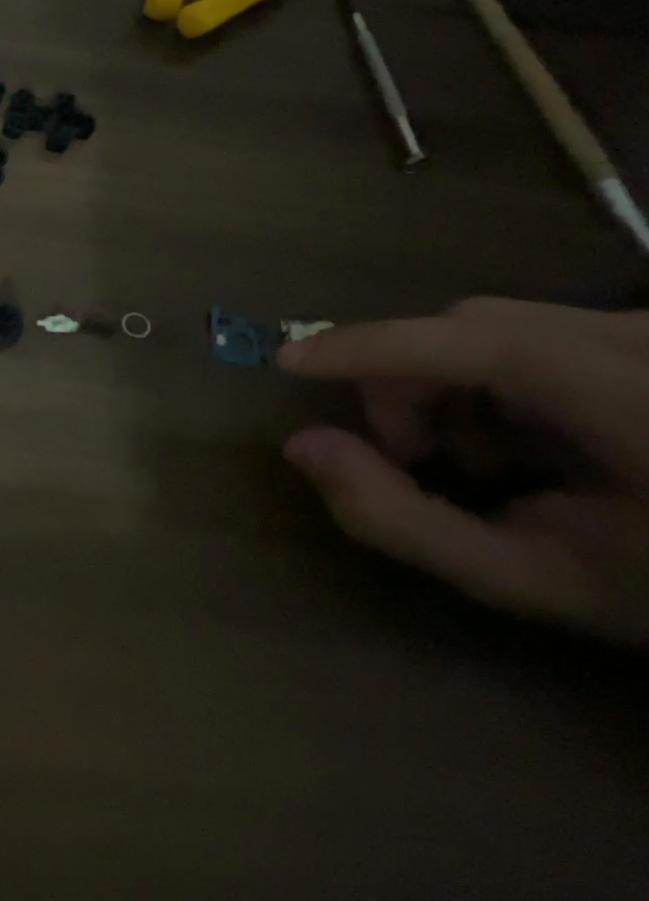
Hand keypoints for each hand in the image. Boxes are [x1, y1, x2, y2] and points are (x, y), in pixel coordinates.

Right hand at [278, 298, 648, 645]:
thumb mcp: (522, 575)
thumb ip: (398, 516)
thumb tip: (300, 444)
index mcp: (640, 403)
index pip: (483, 345)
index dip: (375, 346)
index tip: (286, 361)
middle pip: (474, 325)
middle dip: (409, 384)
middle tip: (409, 457)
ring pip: (497, 324)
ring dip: (450, 383)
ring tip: (484, 457)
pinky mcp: (647, 333)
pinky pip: (534, 330)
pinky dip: (495, 378)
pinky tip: (532, 435)